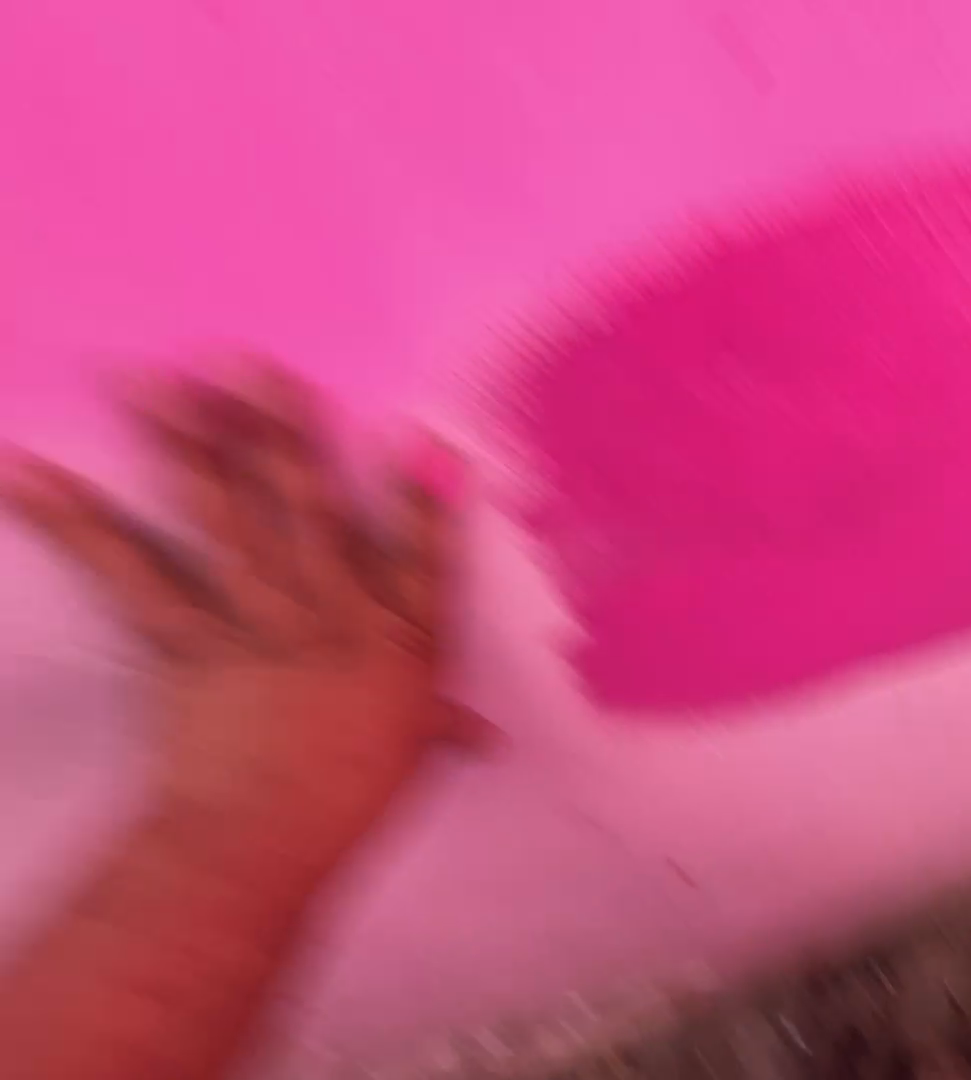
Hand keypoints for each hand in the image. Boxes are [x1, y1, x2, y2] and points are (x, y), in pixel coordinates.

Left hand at [3, 360, 476, 883]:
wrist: (265, 841)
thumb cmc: (361, 790)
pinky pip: (134, 577)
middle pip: (312, 514)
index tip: (426, 439)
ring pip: (229, 524)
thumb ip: (448, 726)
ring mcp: (261, 622)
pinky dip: (80, 523)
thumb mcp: (418, 747)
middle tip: (254, 367)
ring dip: (191, 450)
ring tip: (155, 382)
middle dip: (286, 437)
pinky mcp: (188, 643)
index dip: (424, 497)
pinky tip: (30, 468)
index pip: (423, 555)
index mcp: (404, 636)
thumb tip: (490, 738)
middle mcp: (337, 612)